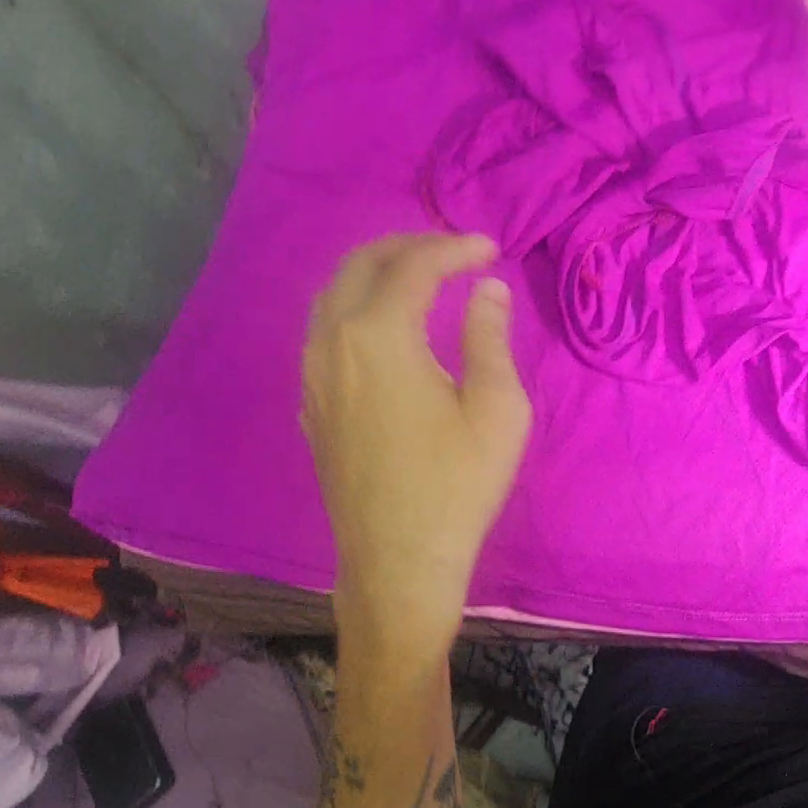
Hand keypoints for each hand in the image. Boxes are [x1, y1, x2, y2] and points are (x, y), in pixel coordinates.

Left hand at [302, 233, 529, 659]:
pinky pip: (325, 335)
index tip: (491, 250)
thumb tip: (485, 289)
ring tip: (419, 282)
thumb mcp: (497, 409)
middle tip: (454, 253)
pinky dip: (356, 312)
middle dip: (409, 247)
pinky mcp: (311, 407)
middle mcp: (332, 342)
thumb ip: (489, 338)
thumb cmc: (458, 485)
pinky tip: (384, 334)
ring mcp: (313, 376)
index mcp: (379, 335)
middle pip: (361, 266)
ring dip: (376, 276)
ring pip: (333, 297)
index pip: (414, 264)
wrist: (398, 560)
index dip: (454, 248)